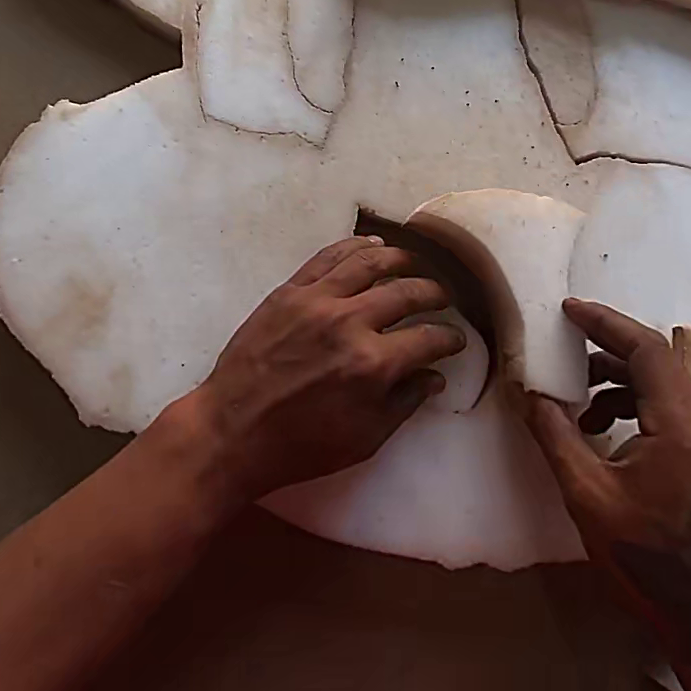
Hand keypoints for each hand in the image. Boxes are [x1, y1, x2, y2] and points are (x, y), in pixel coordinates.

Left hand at [170, 236, 466, 502]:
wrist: (233, 430)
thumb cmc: (302, 445)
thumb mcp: (365, 438)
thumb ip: (405, 402)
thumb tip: (435, 376)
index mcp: (373, 364)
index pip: (428, 339)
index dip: (450, 338)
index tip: (456, 338)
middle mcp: (349, 322)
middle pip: (406, 292)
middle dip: (434, 293)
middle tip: (443, 297)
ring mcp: (316, 301)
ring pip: (368, 262)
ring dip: (399, 258)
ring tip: (414, 263)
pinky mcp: (289, 291)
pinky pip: (327, 257)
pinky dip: (354, 247)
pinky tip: (371, 246)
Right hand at [525, 299, 690, 690]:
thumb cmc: (651, 564)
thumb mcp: (588, 497)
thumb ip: (555, 436)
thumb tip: (528, 393)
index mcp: (686, 428)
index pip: (646, 350)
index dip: (604, 322)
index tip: (568, 309)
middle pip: (658, 364)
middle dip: (605, 350)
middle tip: (562, 350)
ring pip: (667, 388)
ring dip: (619, 382)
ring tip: (579, 403)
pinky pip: (678, 412)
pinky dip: (639, 407)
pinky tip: (608, 433)